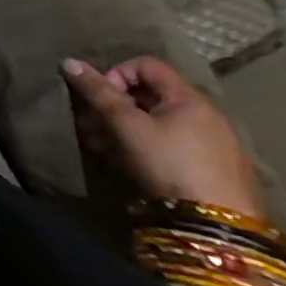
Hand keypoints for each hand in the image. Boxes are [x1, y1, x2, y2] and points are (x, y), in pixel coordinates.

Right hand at [61, 56, 262, 217]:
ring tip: (104, 146)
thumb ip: (98, 93)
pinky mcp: (213, 166)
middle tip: (95, 125)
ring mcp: (213, 142)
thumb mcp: (126, 125)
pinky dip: (145, 143)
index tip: (102, 98)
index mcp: (189, 98)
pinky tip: (130, 162)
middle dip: (115, 105)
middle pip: (150, 93)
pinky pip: (171, 141)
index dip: (116, 74)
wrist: (216, 223)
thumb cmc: (168, 163)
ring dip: (124, 126)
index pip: (146, 65)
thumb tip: (69, 61)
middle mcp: (206, 114)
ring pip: (157, 120)